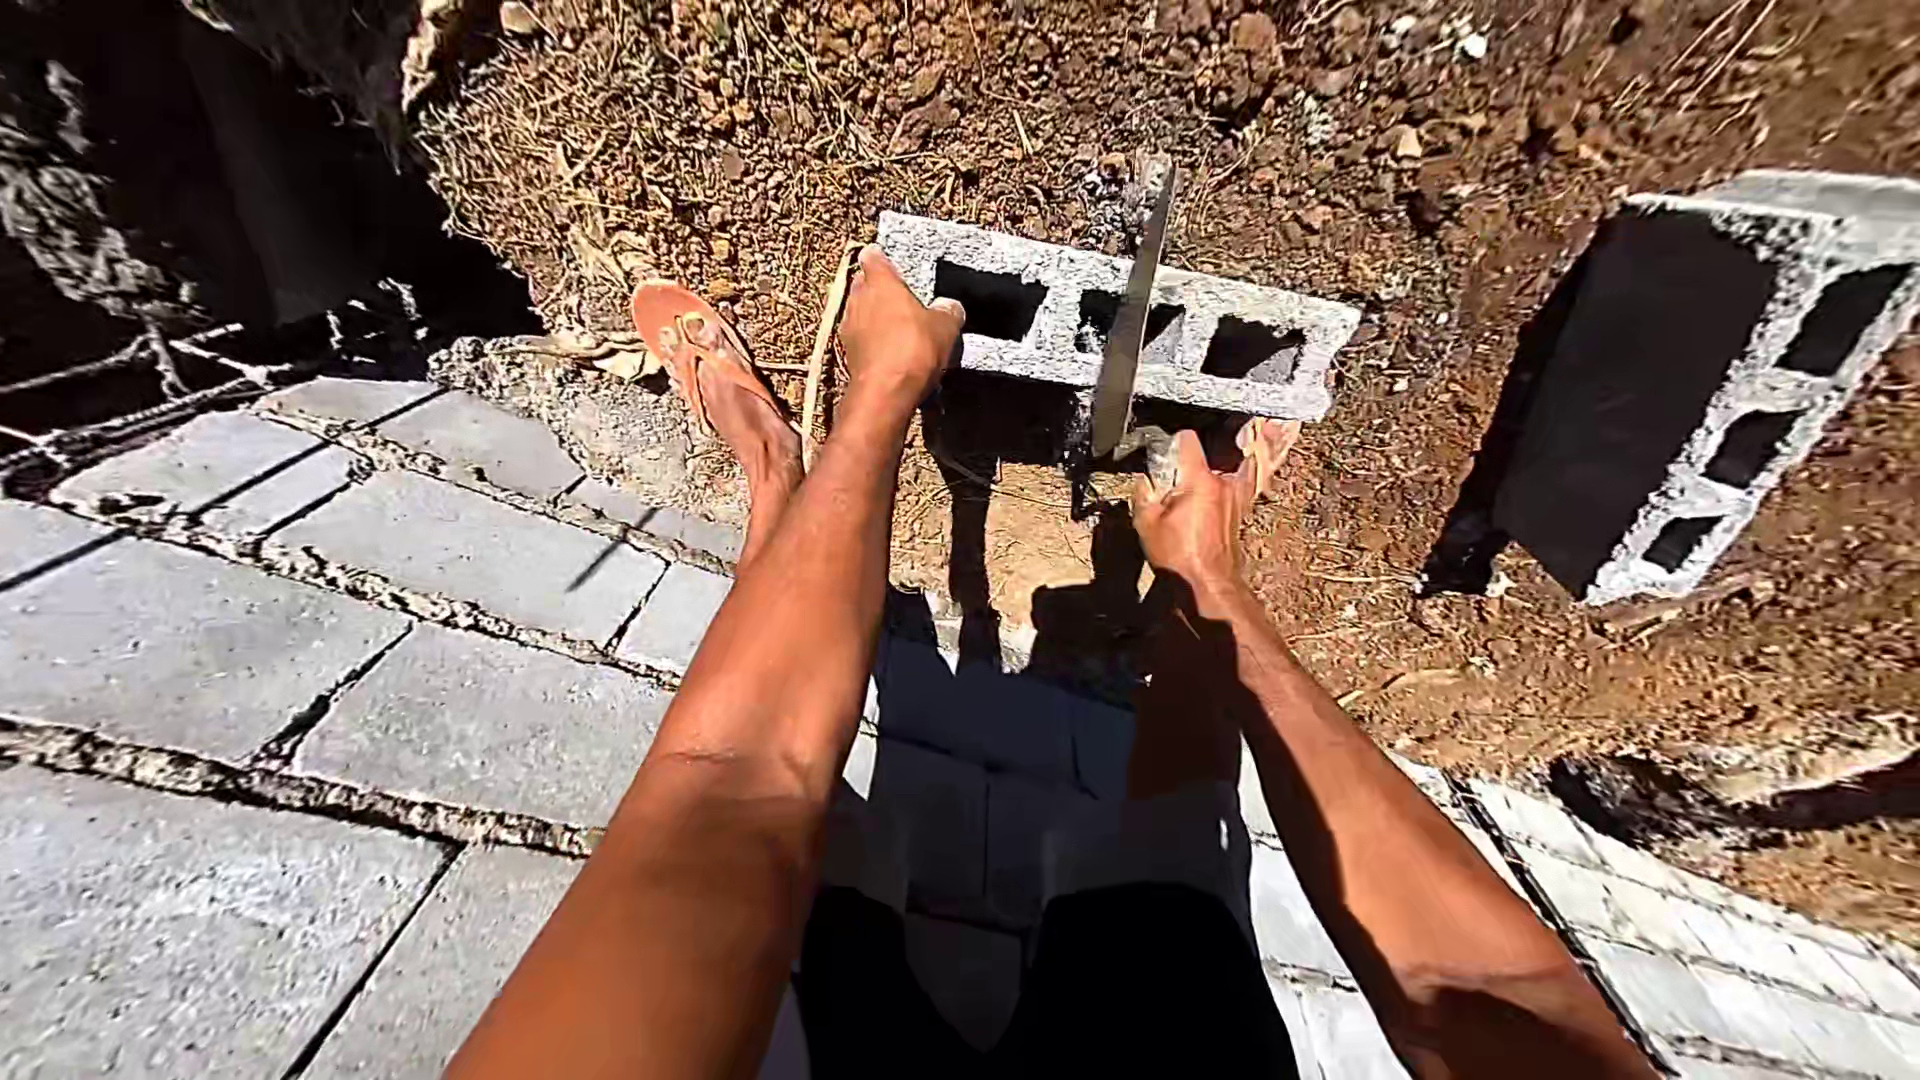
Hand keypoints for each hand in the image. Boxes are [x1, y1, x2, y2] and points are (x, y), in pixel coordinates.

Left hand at [837, 245, 964, 417]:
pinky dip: (871, 343)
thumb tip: (950, 307)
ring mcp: (848, 327)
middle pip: (864, 285)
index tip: (892, 266)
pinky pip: (860, 340)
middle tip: (900, 301)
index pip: (874, 257)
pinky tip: (888, 354)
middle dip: (878, 290)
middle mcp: (857, 299)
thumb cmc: (913, 349)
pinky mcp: (846, 354)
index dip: (882, 259)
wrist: (886, 392)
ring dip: (873, 319)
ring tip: (896, 331)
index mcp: (880, 281)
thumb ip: (948, 311)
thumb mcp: (945, 328)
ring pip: (860, 313)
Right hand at [1130, 419, 1299, 592]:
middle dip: (1184, 467)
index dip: (1170, 443)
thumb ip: (1143, 492)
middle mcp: (1224, 483)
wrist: (1207, 583)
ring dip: (1201, 478)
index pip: (1187, 440)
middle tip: (1169, 486)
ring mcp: (1236, 497)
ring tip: (1185, 498)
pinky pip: (1230, 487)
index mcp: (1200, 480)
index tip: (1160, 457)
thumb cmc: (1180, 557)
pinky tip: (1203, 502)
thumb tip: (1145, 480)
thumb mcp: (1146, 523)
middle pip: (1203, 457)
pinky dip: (1218, 489)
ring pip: (1217, 471)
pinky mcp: (1240, 510)